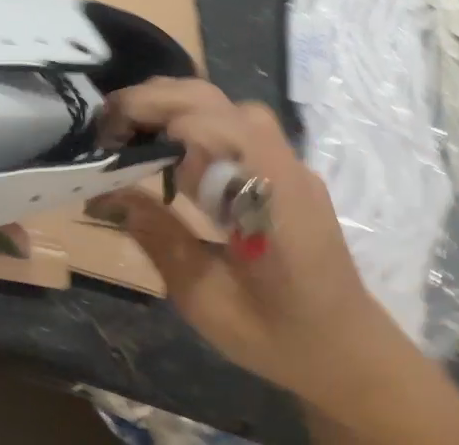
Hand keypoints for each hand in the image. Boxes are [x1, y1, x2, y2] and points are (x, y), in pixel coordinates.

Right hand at [88, 79, 402, 416]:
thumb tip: (105, 192)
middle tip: (106, 128)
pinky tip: (169, 154)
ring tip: (131, 134)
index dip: (150, 119)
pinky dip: (191, 122)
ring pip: (223, 106)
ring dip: (170, 107)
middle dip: (150, 101)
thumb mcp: (207, 300)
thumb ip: (158, 239)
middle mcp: (282, 167)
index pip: (207, 124)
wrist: (353, 356)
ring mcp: (287, 166)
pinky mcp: (282, 172)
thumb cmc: (280, 336)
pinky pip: (234, 126)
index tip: (106, 141)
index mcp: (269, 196)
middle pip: (211, 101)